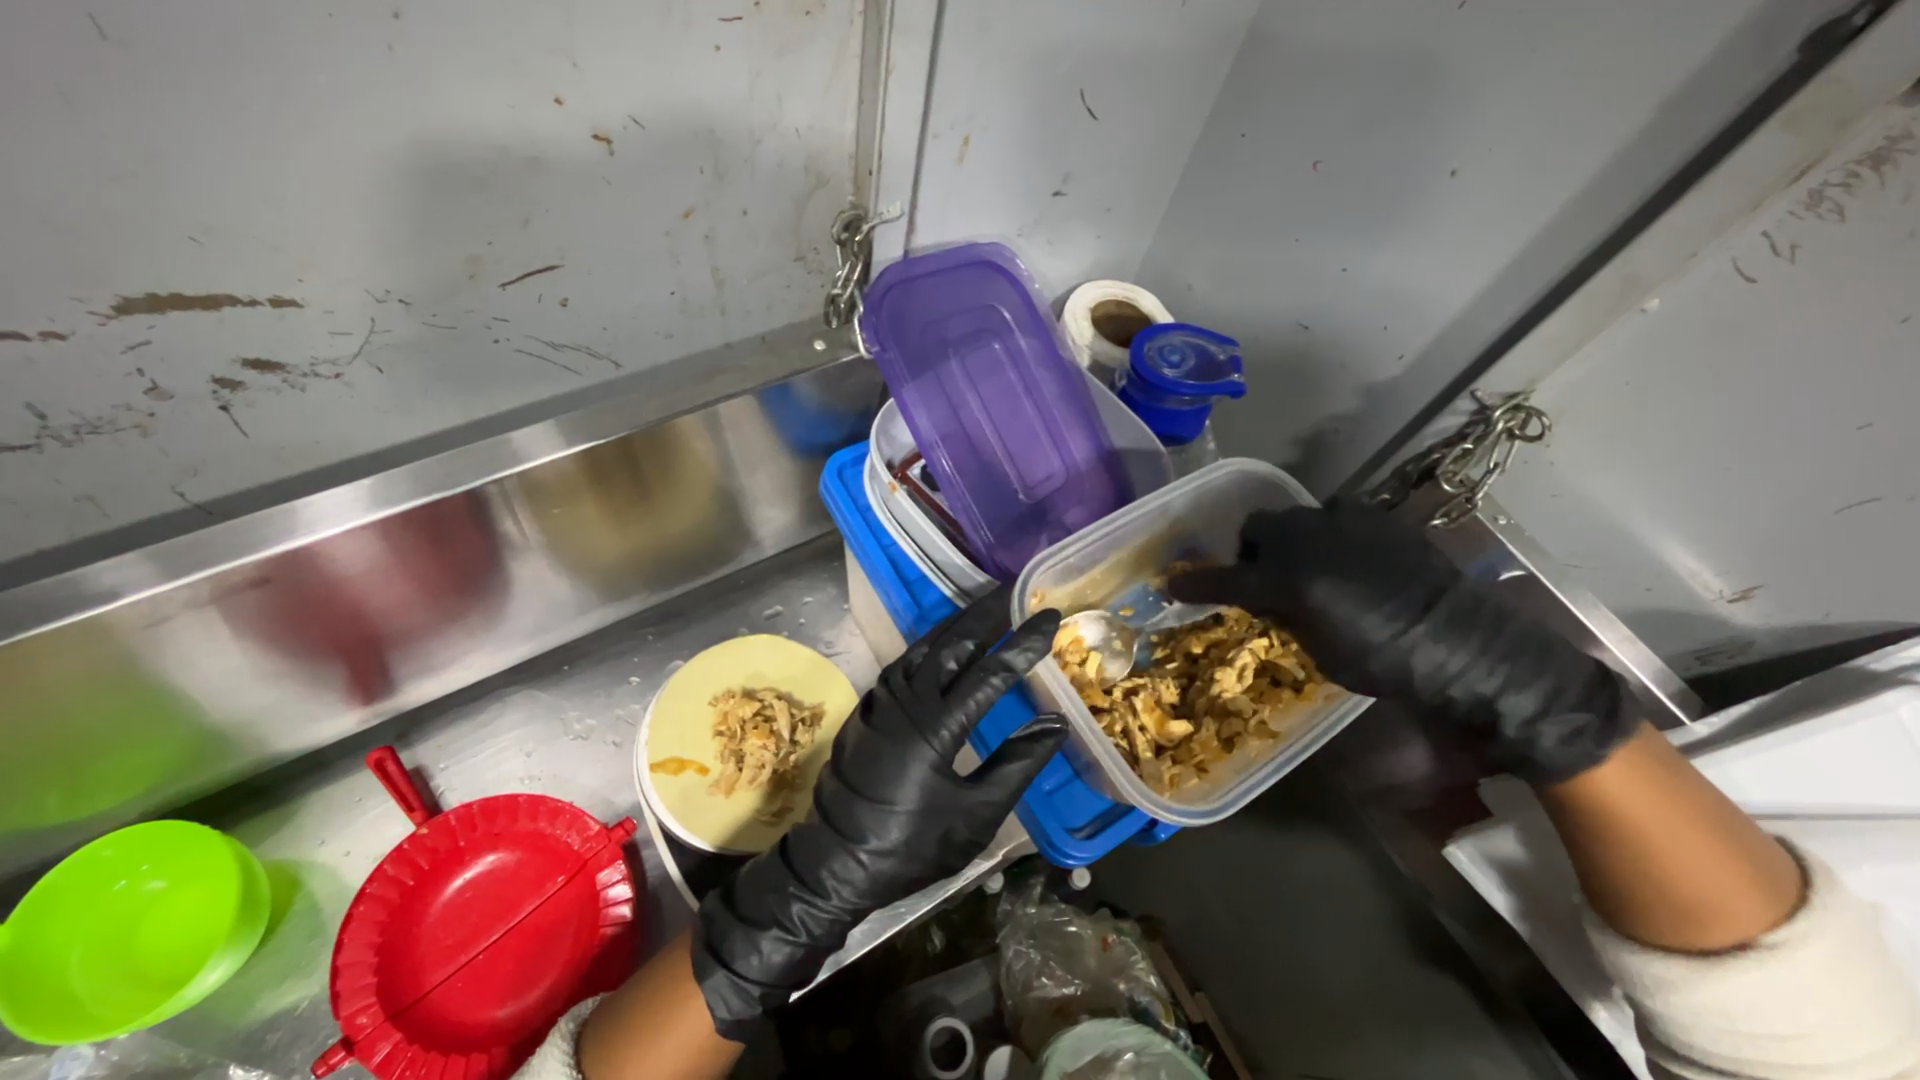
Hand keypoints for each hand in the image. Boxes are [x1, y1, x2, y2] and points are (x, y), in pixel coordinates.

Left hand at [692, 588, 1066, 1040]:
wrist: (837, 862)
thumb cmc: (913, 846)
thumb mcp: (977, 816)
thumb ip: (1016, 764)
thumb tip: (1055, 722)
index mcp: (937, 727)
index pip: (991, 671)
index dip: (1023, 643)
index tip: (1049, 617)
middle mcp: (907, 702)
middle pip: (952, 644)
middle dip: (985, 615)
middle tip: (1013, 593)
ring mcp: (880, 702)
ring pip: (922, 648)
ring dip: (954, 624)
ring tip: (983, 608)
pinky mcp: (866, 710)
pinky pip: (901, 663)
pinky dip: (927, 645)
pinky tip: (940, 644)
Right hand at [1169, 503, 1631, 783]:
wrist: (1469, 648)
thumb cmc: (1387, 665)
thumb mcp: (1319, 653)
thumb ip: (1283, 616)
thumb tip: (1265, 600)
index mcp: (1290, 581)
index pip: (1225, 578)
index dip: (1194, 582)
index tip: (1170, 584)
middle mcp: (1311, 540)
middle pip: (1258, 528)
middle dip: (1250, 550)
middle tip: (1259, 577)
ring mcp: (1348, 522)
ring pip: (1297, 517)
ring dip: (1291, 539)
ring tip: (1307, 567)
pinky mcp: (1382, 520)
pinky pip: (1339, 517)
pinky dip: (1332, 536)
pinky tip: (1348, 561)